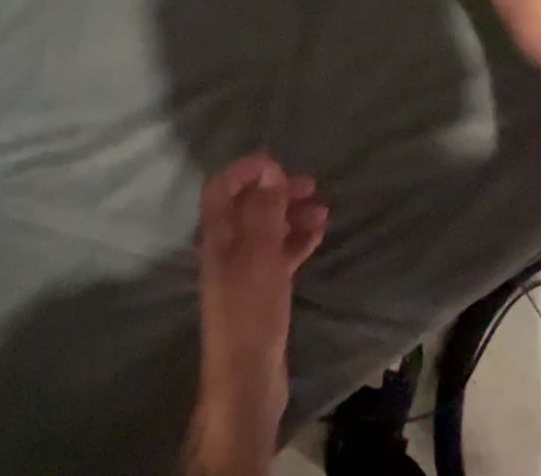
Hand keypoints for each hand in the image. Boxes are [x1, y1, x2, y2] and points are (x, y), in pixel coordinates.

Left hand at [190, 154, 328, 471]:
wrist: (248, 379)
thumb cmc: (250, 312)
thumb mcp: (259, 255)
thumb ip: (263, 210)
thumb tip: (269, 169)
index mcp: (217, 238)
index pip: (222, 189)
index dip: (245, 170)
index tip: (278, 161)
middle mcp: (227, 250)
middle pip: (248, 207)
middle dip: (277, 191)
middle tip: (311, 185)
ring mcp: (244, 271)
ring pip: (267, 230)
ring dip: (292, 215)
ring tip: (323, 210)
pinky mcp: (262, 292)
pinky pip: (279, 255)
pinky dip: (297, 241)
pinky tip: (318, 236)